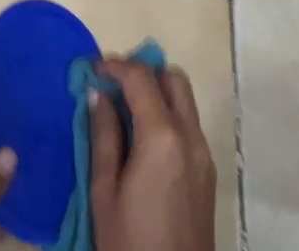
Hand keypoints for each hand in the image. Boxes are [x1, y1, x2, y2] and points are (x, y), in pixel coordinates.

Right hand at [91, 59, 216, 250]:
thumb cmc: (128, 241)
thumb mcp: (104, 189)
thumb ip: (103, 135)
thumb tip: (97, 93)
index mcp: (163, 138)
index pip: (142, 78)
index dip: (115, 66)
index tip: (91, 70)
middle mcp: (191, 138)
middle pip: (173, 79)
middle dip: (142, 71)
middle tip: (110, 84)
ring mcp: (204, 155)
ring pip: (185, 100)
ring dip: (156, 91)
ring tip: (121, 109)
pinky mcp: (207, 171)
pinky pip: (188, 124)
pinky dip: (166, 113)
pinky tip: (140, 135)